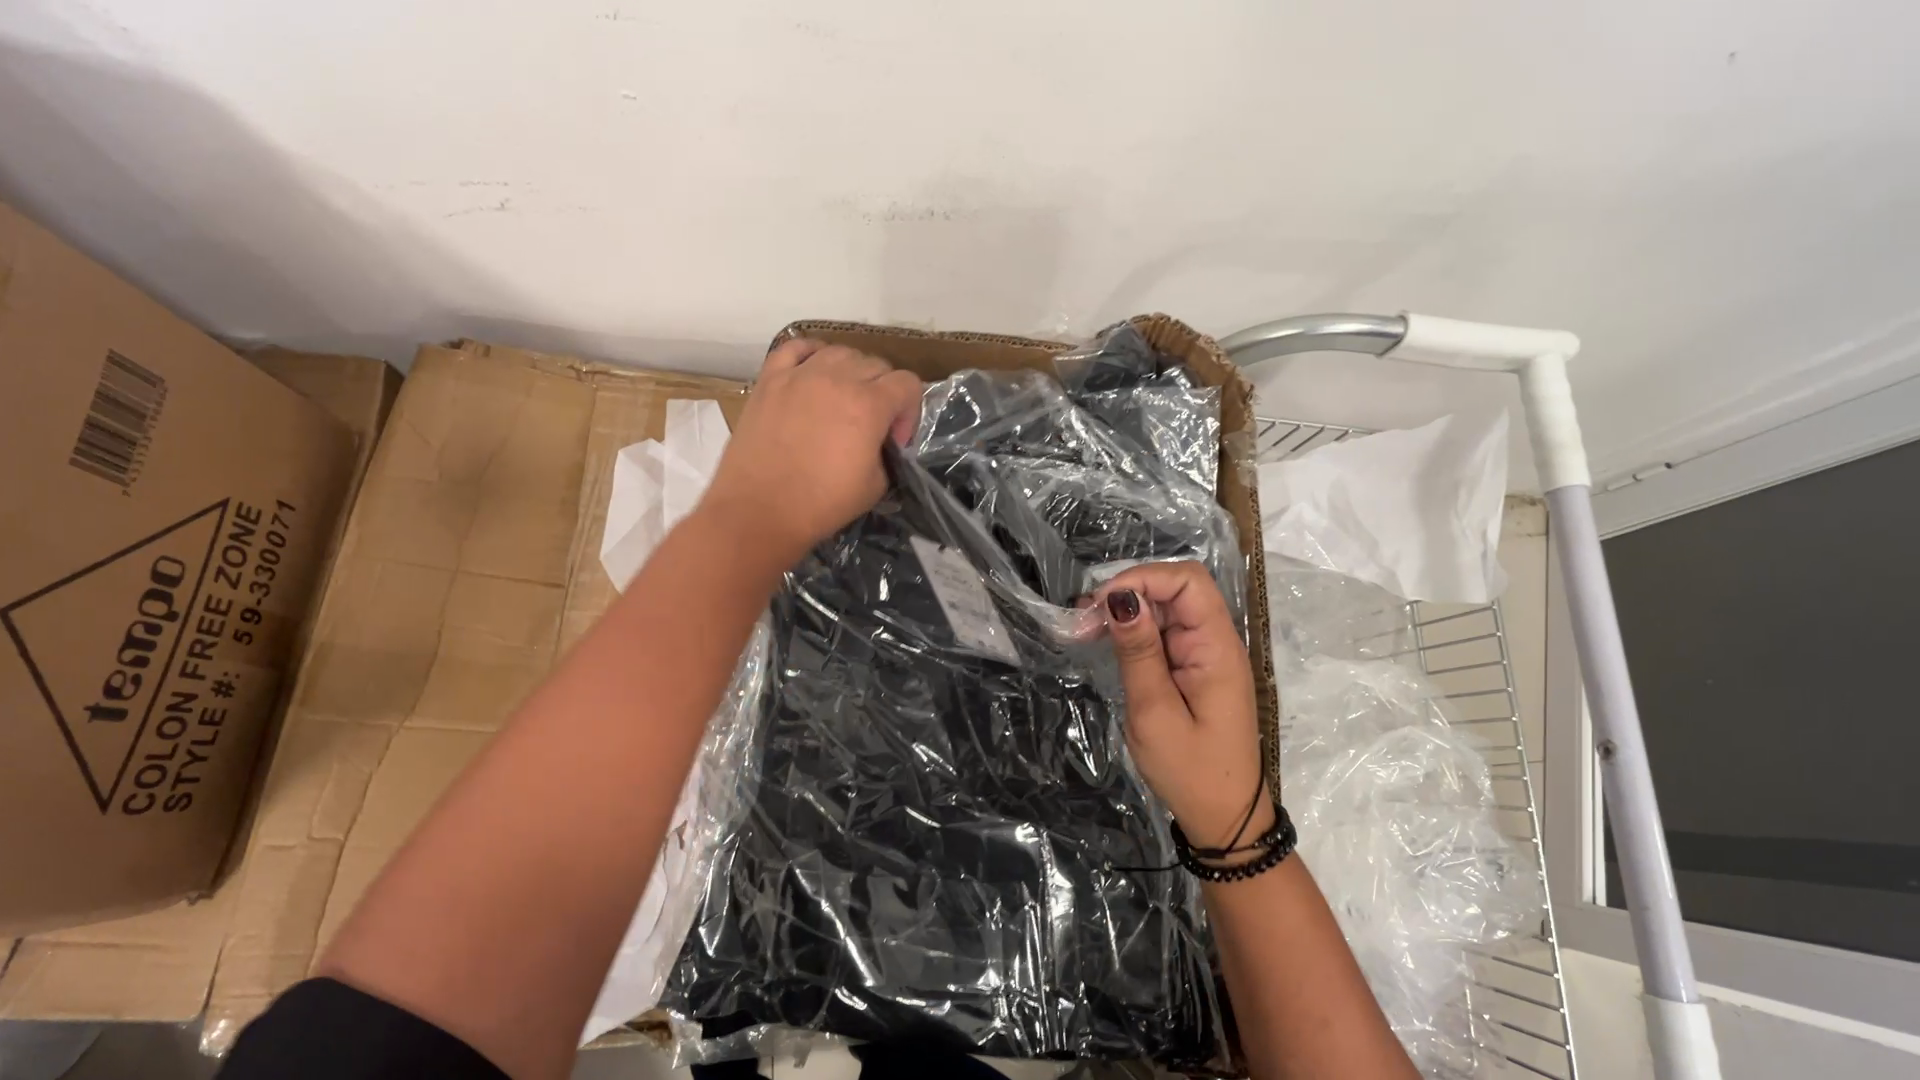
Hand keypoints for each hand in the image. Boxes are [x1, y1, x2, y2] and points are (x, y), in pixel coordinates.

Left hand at [702, 338, 922, 564]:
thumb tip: (879, 442)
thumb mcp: (876, 486)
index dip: (909, 412)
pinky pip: (795, 348)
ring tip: (841, 400)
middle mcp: (836, 379)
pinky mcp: (769, 380)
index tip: (894, 440)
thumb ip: (886, 453)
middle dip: (883, 392)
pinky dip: (810, 355)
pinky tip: (812, 373)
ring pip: (839, 352)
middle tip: (871, 425)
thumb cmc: (821, 504)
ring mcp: (799, 374)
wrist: (758, 511)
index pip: (907, 383)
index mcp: (868, 405)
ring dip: (850, 372)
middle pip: (875, 364)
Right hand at [1094, 561, 1272, 849]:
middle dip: (1129, 592)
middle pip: (1177, 589)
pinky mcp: (1194, 670)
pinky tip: (1107, 643)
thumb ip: (1139, 652)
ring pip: (1167, 610)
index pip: (1188, 581)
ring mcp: (1206, 655)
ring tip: (1086, 631)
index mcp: (1217, 647)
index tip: (1100, 605)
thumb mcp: (1154, 712)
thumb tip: (1121, 598)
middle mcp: (1216, 642)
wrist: (1223, 818)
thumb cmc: (1190, 770)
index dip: (1143, 579)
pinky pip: (1165, 634)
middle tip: (1084, 620)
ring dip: (1127, 612)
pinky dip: (1135, 632)